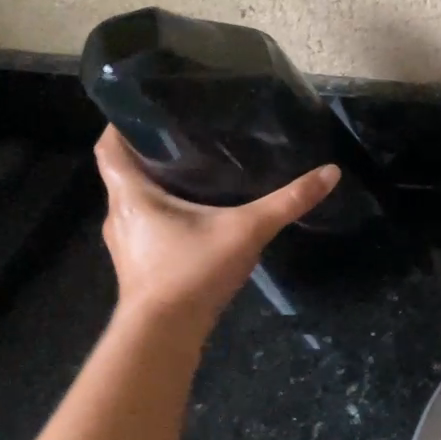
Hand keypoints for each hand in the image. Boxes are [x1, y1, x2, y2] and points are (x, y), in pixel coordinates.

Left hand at [93, 126, 340, 339]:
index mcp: (133, 197)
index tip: (143, 107)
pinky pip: (149, 224)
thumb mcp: (248, 229)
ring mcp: (128, 242)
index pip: (110, 150)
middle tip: (187, 135)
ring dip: (158, 185)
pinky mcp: (141, 262)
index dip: (121, 126)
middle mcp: (121, 215)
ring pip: (138, 201)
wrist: (164, 332)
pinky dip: (167, 211)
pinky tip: (199, 213)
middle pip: (125, 174)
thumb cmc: (192, 270)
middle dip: (150, 153)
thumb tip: (330, 172)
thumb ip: (289, 201)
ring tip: (196, 169)